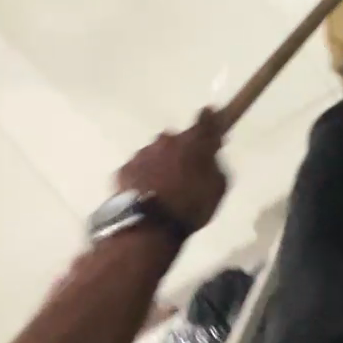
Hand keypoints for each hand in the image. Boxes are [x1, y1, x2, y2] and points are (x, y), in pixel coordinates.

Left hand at [116, 110, 227, 231]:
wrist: (149, 228)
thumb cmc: (190, 207)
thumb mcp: (218, 187)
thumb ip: (215, 164)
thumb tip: (211, 153)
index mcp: (192, 143)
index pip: (205, 120)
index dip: (209, 118)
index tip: (210, 114)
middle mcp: (166, 141)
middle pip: (176, 139)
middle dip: (181, 149)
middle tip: (185, 169)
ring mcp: (142, 154)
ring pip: (155, 153)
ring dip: (161, 163)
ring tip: (164, 186)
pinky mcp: (124, 170)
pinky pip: (138, 168)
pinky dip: (143, 175)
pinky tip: (147, 193)